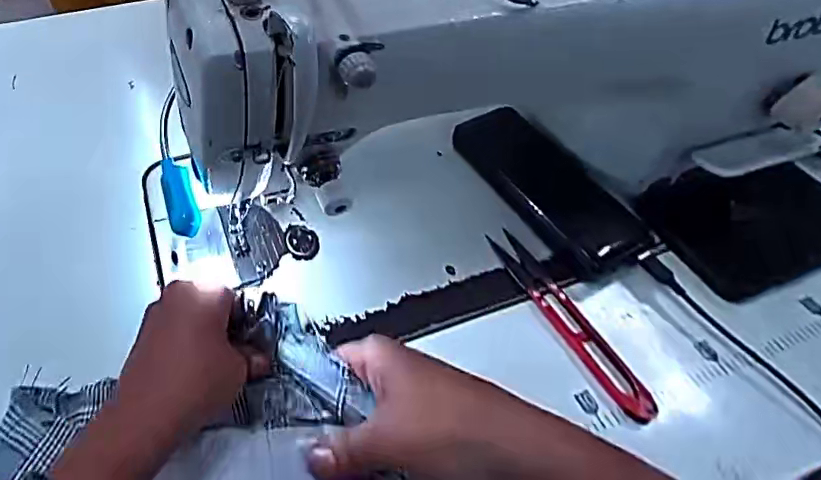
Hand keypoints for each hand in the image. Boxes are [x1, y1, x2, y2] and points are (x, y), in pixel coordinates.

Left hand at [51, 283, 268, 479]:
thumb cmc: (188, 385)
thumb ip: (250, 357)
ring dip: (202, 334)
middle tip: (235, 354)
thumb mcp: (237, 372)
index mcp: (204, 291)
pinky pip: (172, 327)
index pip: (235, 297)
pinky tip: (191, 371)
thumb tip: (252, 358)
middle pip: (210, 301)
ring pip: (190, 314)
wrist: (149, 410)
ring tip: (212, 367)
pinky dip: (182, 342)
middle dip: (223, 326)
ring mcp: (159, 309)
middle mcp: (179, 292)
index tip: (251, 341)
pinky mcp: (146, 328)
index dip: (247, 323)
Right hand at [307, 336, 668, 479]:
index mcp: (375, 352)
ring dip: (365, 449)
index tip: (296, 420)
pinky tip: (393, 471)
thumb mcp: (389, 440)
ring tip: (363, 468)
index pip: (324, 362)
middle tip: (329, 456)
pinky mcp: (433, 428)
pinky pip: (396, 442)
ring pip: (372, 426)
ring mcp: (414, 399)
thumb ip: (344, 447)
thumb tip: (312, 454)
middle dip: (339, 430)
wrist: (525, 455)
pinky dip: (390, 459)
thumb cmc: (468, 425)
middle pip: (347, 400)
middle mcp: (393, 369)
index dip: (308, 392)